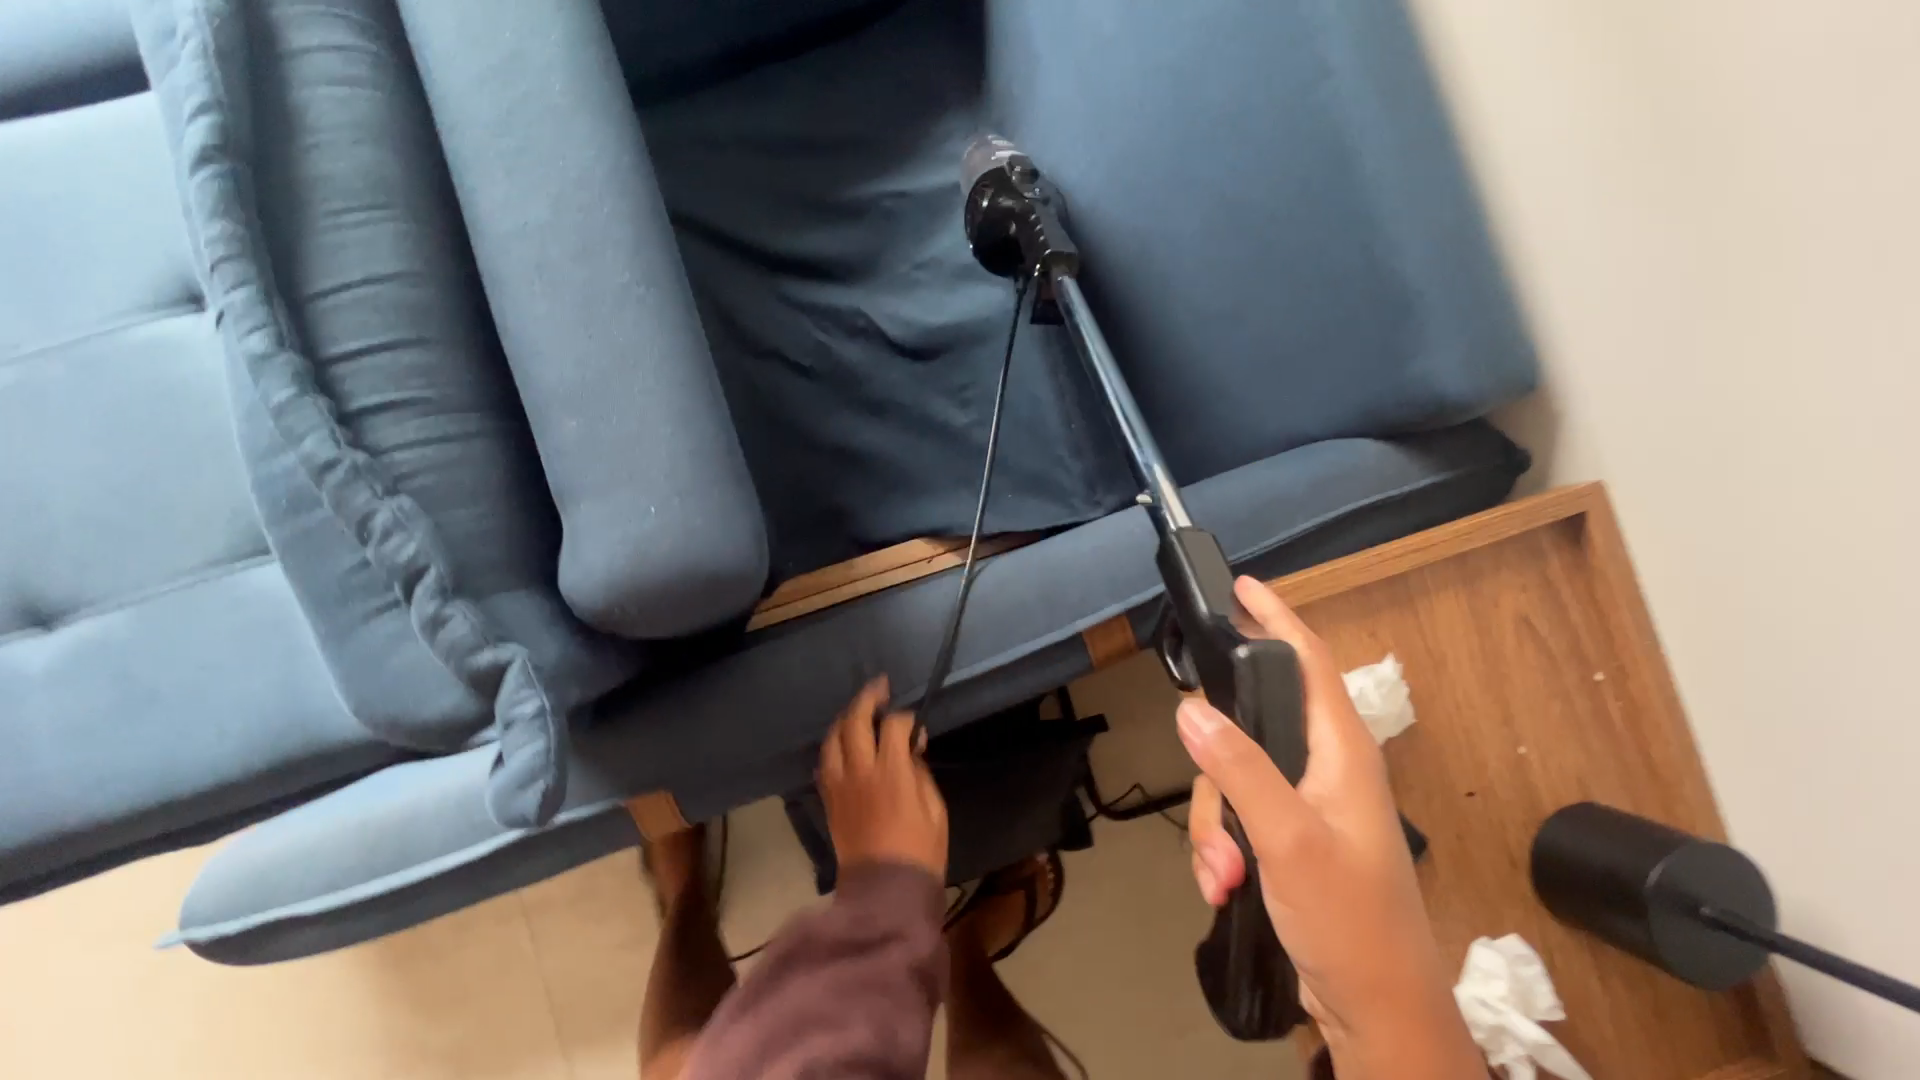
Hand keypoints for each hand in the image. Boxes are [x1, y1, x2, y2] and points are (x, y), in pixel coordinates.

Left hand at [818, 677, 947, 878]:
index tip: (915, 728)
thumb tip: (910, 750)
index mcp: (892, 772)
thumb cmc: (921, 852)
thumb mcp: (935, 810)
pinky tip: (844, 745)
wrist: (885, 892)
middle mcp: (860, 771)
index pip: (893, 725)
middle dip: (868, 699)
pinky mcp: (829, 801)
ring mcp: (839, 785)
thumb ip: (921, 772)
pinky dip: (834, 747)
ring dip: (845, 719)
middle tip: (880, 688)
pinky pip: (825, 763)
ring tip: (858, 713)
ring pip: (833, 738)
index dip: (905, 719)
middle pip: (855, 721)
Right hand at [1183, 578, 1480, 1079]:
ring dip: (1215, 828)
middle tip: (1215, 834)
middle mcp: (1324, 769)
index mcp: (1342, 752)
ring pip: (1231, 780)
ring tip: (1224, 877)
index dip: (1277, 617)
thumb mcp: (1288, 839)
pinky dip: (1221, 850)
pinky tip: (1223, 886)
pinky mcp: (1288, 839)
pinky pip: (1235, 819)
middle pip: (1246, 730)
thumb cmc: (1350, 920)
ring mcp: (1304, 806)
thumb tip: (1191, 706)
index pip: (1308, 661)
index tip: (1241, 585)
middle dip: (1215, 778)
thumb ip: (1239, 768)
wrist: (1377, 1012)